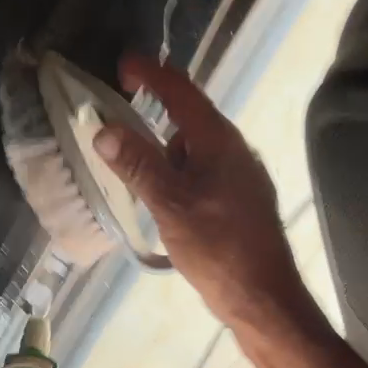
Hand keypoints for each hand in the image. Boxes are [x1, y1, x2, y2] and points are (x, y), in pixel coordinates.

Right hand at [91, 55, 324, 336]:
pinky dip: (180, 184)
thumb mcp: (170, 206)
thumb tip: (104, 130)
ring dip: (166, 163)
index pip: (180, 91)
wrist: (262, 297)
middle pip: (188, 123)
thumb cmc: (217, 249)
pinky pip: (203, 179)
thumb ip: (139, 166)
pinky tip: (170, 214)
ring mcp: (240, 179)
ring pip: (195, 156)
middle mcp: (233, 151)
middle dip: (154, 128)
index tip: (122, 70)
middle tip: (122, 147)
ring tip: (144, 194)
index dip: (151, 75)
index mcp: (217, 141)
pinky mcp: (240, 205)